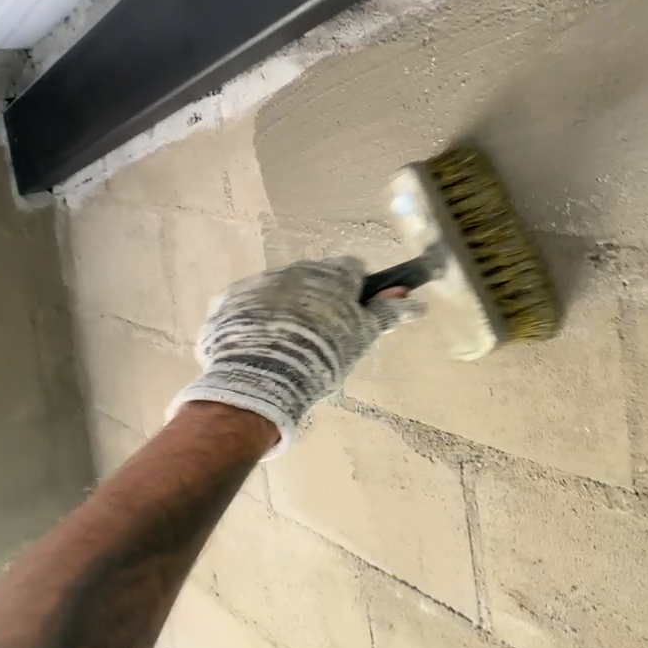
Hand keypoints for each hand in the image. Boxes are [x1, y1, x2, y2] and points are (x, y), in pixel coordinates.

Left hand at [168, 257, 419, 453]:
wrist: (259, 379)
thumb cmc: (322, 355)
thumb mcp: (362, 337)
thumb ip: (388, 313)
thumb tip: (417, 301)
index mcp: (334, 274)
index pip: (354, 270)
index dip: (356, 292)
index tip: (352, 317)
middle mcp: (298, 268)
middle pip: (317, 278)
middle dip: (320, 298)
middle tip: (320, 335)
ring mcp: (261, 281)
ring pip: (282, 289)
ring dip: (288, 307)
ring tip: (286, 344)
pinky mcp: (229, 299)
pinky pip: (248, 304)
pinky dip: (255, 319)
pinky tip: (257, 345)